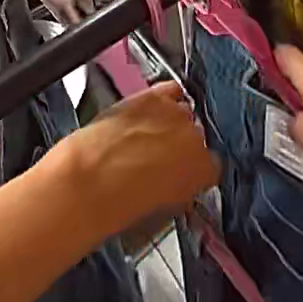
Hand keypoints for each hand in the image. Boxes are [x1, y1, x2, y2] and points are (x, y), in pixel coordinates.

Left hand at [49, 81, 217, 228]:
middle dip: (183, 146)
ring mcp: (174, 113)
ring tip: (150, 135)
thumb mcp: (162, 211)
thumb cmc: (120, 201)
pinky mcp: (152, 95)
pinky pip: (171, 90)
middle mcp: (194, 137)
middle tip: (162, 159)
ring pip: (184, 112)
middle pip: (198, 136)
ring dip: (172, 122)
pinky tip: (151, 110)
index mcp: (203, 170)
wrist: (90, 180)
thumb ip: (181, 194)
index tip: (185, 174)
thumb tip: (179, 192)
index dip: (196, 171)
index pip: (212, 166)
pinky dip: (165, 97)